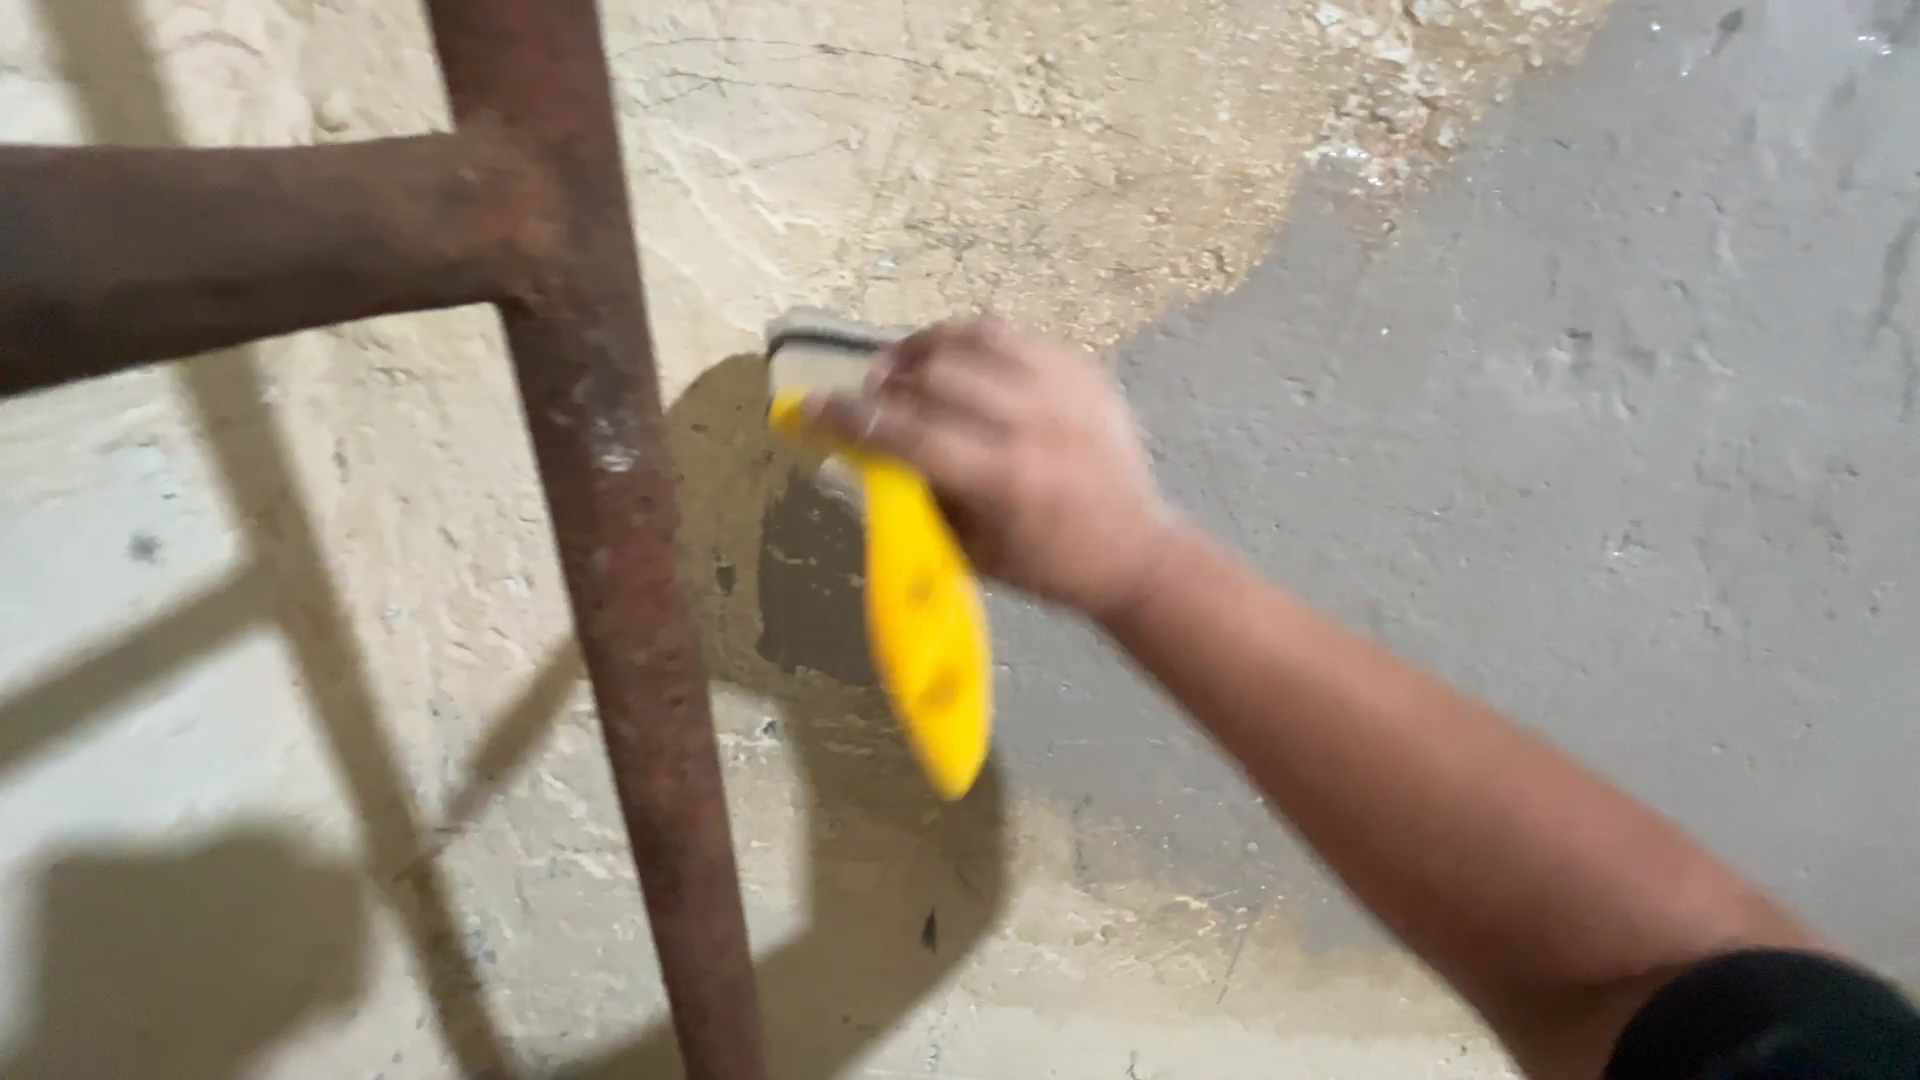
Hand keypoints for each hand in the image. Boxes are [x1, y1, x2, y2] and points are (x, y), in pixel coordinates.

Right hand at [806, 316, 1178, 618]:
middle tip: (872, 396)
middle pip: (936, 373)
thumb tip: (871, 451)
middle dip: (887, 381)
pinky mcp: (1084, 372)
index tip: (811, 407)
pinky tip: (960, 364)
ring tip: (907, 368)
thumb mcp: (973, 551)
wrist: (1135, 550)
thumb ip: (921, 495)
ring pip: (973, 336)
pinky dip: (971, 345)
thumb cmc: (1047, 567)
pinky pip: (1012, 336)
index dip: (850, 418)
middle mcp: (1035, 423)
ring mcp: (1065, 390)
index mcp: (1005, 479)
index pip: (909, 433)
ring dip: (924, 348)